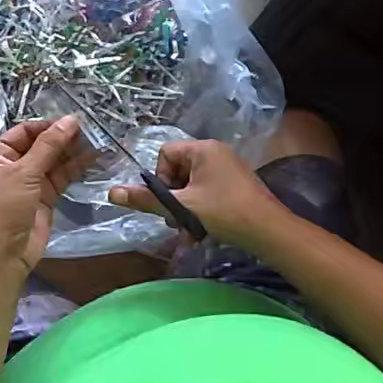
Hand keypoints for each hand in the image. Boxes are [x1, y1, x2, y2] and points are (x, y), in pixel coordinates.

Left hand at [0, 116, 85, 273]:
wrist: (2, 255)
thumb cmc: (3, 208)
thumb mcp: (23, 172)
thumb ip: (49, 146)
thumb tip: (70, 120)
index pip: (24, 132)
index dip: (47, 126)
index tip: (73, 121)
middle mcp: (11, 166)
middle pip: (40, 145)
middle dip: (63, 138)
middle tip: (90, 129)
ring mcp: (29, 183)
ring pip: (53, 161)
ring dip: (72, 152)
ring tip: (96, 141)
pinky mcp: (44, 198)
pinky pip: (61, 177)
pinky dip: (75, 168)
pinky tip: (93, 158)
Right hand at [109, 139, 293, 251]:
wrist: (269, 231)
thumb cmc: (225, 212)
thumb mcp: (182, 207)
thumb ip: (147, 199)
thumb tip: (112, 192)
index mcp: (202, 149)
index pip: (165, 154)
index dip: (160, 179)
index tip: (167, 201)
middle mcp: (215, 152)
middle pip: (177, 170)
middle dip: (173, 199)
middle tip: (176, 222)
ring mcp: (228, 168)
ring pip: (191, 186)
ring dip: (185, 210)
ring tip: (189, 233)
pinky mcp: (235, 185)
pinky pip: (207, 192)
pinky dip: (200, 212)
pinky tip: (202, 234)